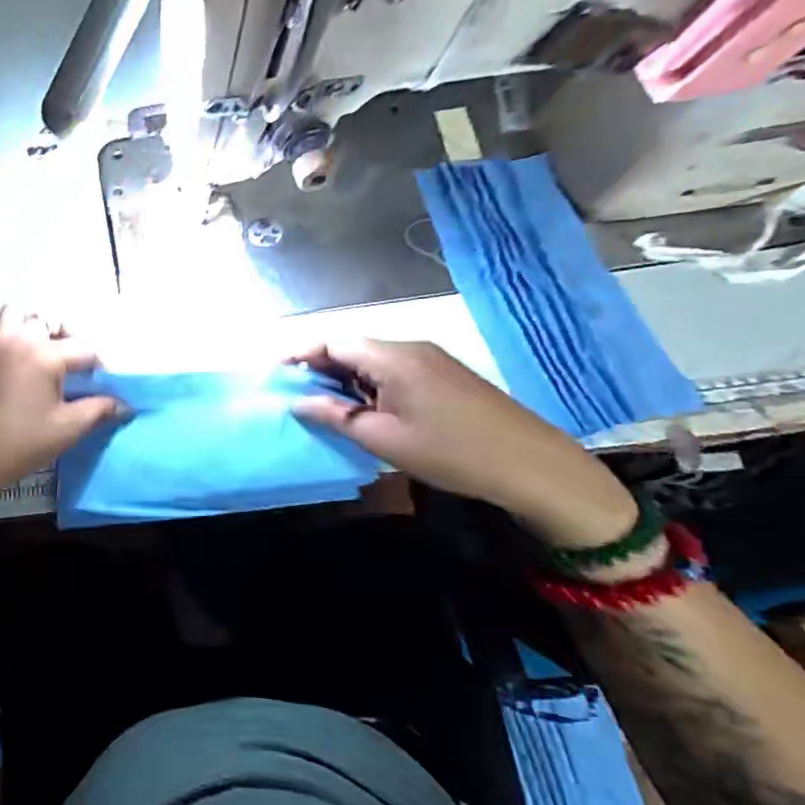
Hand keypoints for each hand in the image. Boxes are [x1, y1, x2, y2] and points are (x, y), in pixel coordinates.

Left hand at [0, 308, 120, 520]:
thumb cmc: (22, 444)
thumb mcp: (69, 429)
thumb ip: (100, 410)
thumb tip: (125, 405)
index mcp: (46, 355)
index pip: (87, 348)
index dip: (101, 368)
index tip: (103, 388)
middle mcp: (19, 341)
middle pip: (51, 323)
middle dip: (69, 341)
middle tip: (76, 372)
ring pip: (15, 315)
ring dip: (31, 327)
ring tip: (43, 354)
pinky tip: (2, 353)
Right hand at [291, 339, 638, 547]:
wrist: (526, 462)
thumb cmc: (448, 451)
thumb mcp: (383, 438)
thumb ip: (336, 416)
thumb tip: (298, 402)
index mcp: (392, 356)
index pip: (334, 342)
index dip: (301, 356)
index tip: (277, 376)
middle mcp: (411, 347)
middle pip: (354, 347)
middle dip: (322, 368)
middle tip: (298, 397)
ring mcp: (432, 359)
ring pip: (375, 360)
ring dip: (347, 379)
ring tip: (326, 408)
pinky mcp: (446, 375)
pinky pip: (397, 370)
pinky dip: (372, 385)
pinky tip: (367, 410)